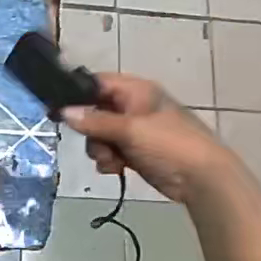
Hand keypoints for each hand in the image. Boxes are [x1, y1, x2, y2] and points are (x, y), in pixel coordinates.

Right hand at [64, 73, 238, 203]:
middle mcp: (133, 106)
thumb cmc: (168, 144)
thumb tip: (64, 112)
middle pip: (95, 112)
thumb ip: (95, 121)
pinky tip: (117, 169)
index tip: (60, 112)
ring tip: (112, 161)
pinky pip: (110, 151)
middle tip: (99, 144)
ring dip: (100, 150)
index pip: (97, 83)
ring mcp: (134, 130)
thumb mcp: (129, 129)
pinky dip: (109, 160)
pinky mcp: (135, 151)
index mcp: (136, 90)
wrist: (201, 177)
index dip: (78, 95)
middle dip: (91, 132)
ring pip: (100, 136)